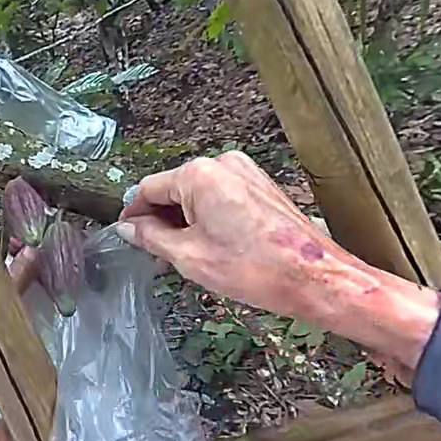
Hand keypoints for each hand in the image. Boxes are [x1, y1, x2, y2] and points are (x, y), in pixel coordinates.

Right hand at [116, 152, 440, 369]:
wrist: (314, 277)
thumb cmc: (258, 269)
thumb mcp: (189, 257)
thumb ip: (151, 237)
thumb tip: (129, 229)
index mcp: (199, 175)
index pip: (149, 188)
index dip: (133, 214)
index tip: (127, 233)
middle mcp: (222, 164)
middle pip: (173, 188)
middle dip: (160, 219)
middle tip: (154, 253)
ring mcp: (245, 172)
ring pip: (197, 194)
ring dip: (184, 220)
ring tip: (184, 255)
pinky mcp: (259, 185)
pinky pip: (220, 196)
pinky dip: (207, 217)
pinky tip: (209, 246)